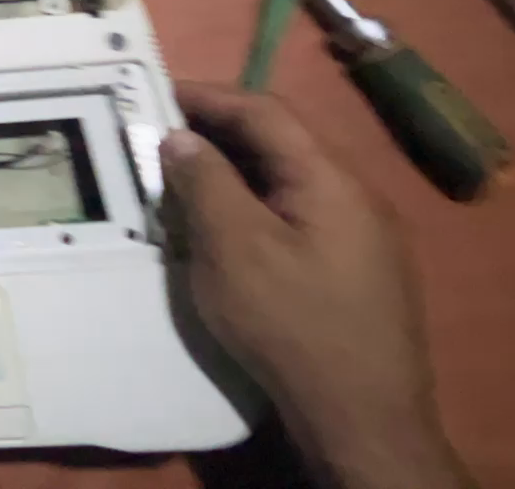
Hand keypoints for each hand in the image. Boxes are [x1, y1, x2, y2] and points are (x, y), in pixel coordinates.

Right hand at [165, 83, 470, 488]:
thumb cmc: (290, 323)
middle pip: (277, 139)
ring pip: (281, 174)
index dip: (208, 95)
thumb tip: (179, 136)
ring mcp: (354, 232)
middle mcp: (352, 197)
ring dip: (226, 163)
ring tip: (174, 170)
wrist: (360, 420)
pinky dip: (243, 195)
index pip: (266, 112)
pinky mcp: (345, 263)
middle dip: (214, 127)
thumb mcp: (233, 245)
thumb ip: (204, 180)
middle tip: (155, 131)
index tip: (154, 93)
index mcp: (331, 182)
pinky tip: (213, 215)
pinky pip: (288, 206)